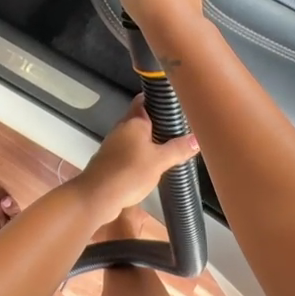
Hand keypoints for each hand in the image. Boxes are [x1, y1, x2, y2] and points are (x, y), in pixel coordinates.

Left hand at [71, 98, 199, 219]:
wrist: (97, 196)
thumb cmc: (129, 172)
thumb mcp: (159, 161)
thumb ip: (178, 149)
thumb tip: (196, 138)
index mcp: (133, 121)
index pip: (144, 100)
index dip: (158, 99)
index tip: (175, 103)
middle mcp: (122, 129)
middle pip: (141, 119)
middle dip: (158, 123)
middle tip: (180, 129)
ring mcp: (114, 145)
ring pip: (136, 137)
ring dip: (151, 141)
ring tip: (171, 147)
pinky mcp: (111, 161)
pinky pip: (130, 153)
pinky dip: (142, 155)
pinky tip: (153, 166)